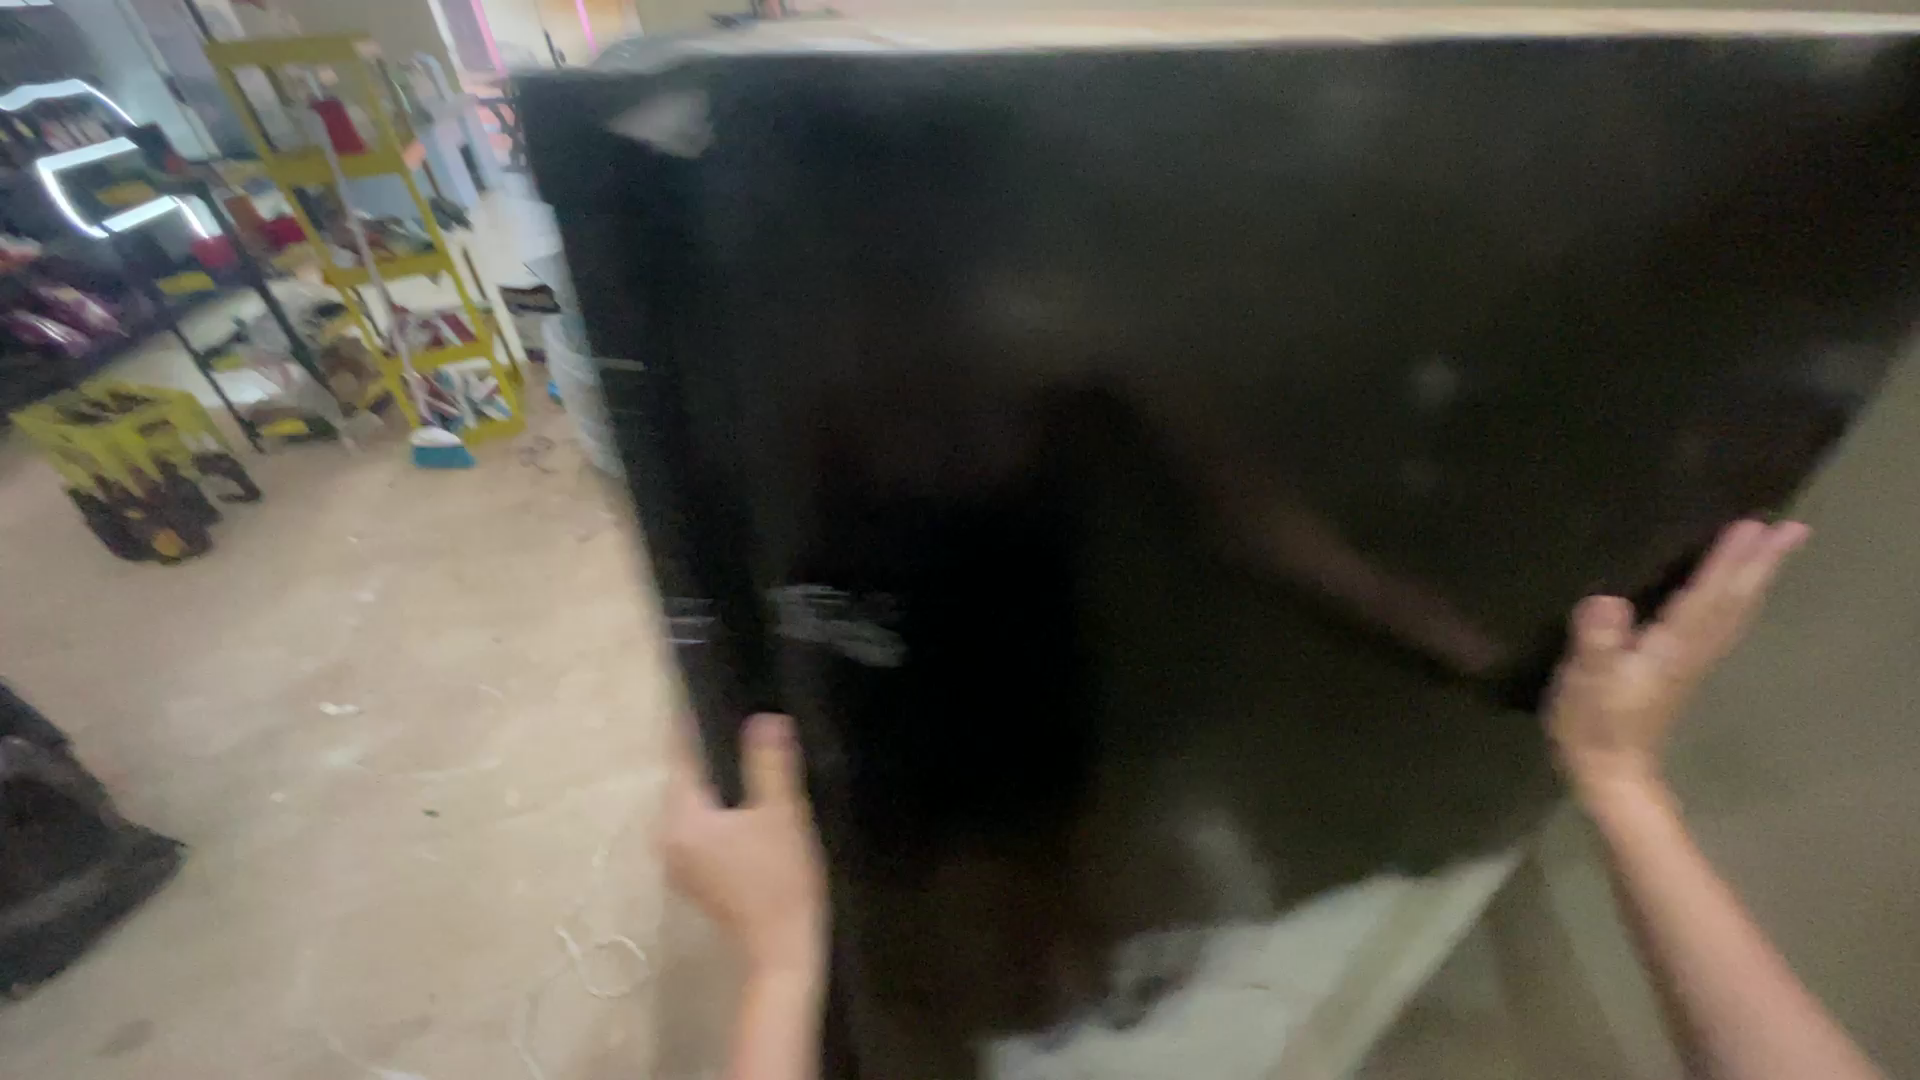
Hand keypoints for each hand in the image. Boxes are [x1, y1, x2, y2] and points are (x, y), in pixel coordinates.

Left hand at [662, 712, 827, 979]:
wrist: (782, 947)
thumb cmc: (779, 877)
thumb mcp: (781, 811)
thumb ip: (768, 762)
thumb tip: (764, 718)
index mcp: (679, 819)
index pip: (682, 756)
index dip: (694, 722)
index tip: (709, 691)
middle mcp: (666, 837)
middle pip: (688, 777)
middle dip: (712, 748)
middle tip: (744, 717)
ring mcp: (678, 858)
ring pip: (697, 800)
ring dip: (719, 778)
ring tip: (753, 750)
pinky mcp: (695, 872)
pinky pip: (703, 821)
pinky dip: (722, 804)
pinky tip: (752, 795)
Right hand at [1547, 519, 1808, 798]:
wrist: (1609, 769)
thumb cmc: (1593, 722)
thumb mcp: (1584, 680)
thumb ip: (1596, 640)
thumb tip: (1607, 599)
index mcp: (1672, 647)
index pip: (1708, 596)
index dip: (1728, 561)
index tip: (1753, 525)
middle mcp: (1692, 650)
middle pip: (1734, 601)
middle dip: (1760, 564)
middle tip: (1790, 527)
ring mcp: (1689, 661)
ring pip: (1732, 612)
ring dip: (1753, 579)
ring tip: (1770, 550)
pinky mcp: (1677, 669)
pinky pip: (1717, 624)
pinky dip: (1732, 601)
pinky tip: (1728, 595)